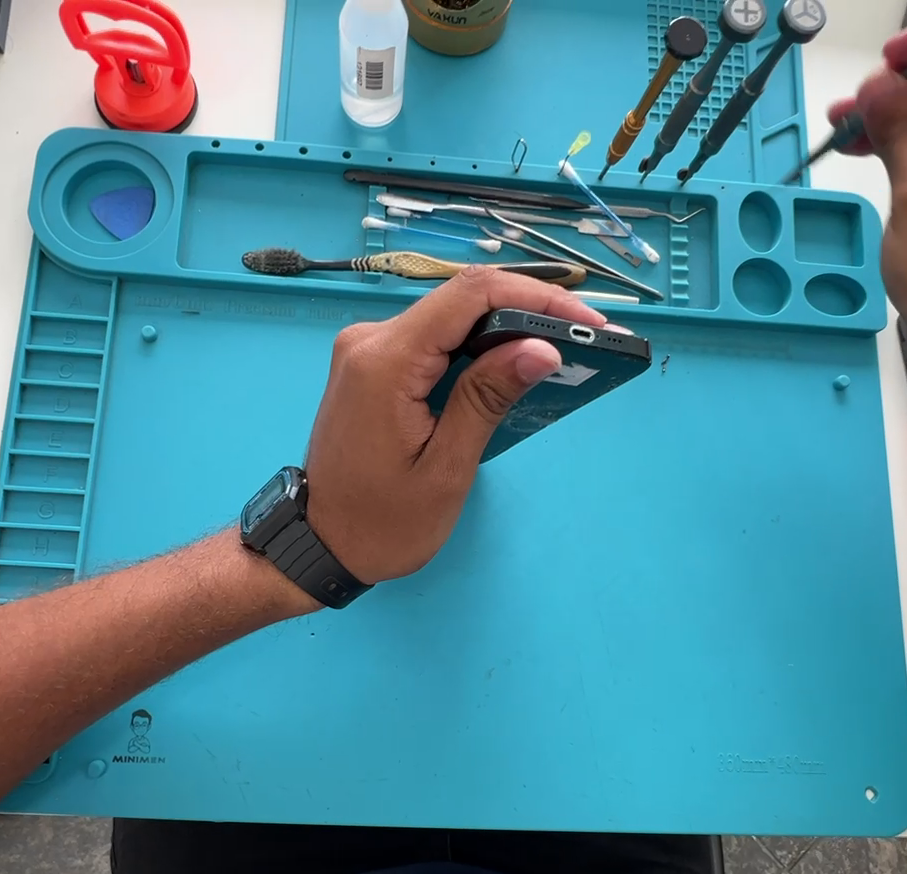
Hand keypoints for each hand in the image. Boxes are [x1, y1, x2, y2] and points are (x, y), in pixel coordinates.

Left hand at [303, 267, 602, 583]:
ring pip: (449, 320)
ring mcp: (367, 351)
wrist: (320, 544)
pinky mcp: (371, 367)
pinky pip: (432, 342)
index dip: (537, 297)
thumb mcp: (445, 469)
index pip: (470, 296)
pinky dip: (474, 350)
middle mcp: (370, 340)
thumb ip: (486, 400)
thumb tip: (541, 347)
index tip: (586, 320)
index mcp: (385, 361)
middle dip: (529, 313)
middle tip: (585, 340)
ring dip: (504, 332)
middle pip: (461, 302)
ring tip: (559, 354)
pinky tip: (510, 370)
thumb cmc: (383, 524)